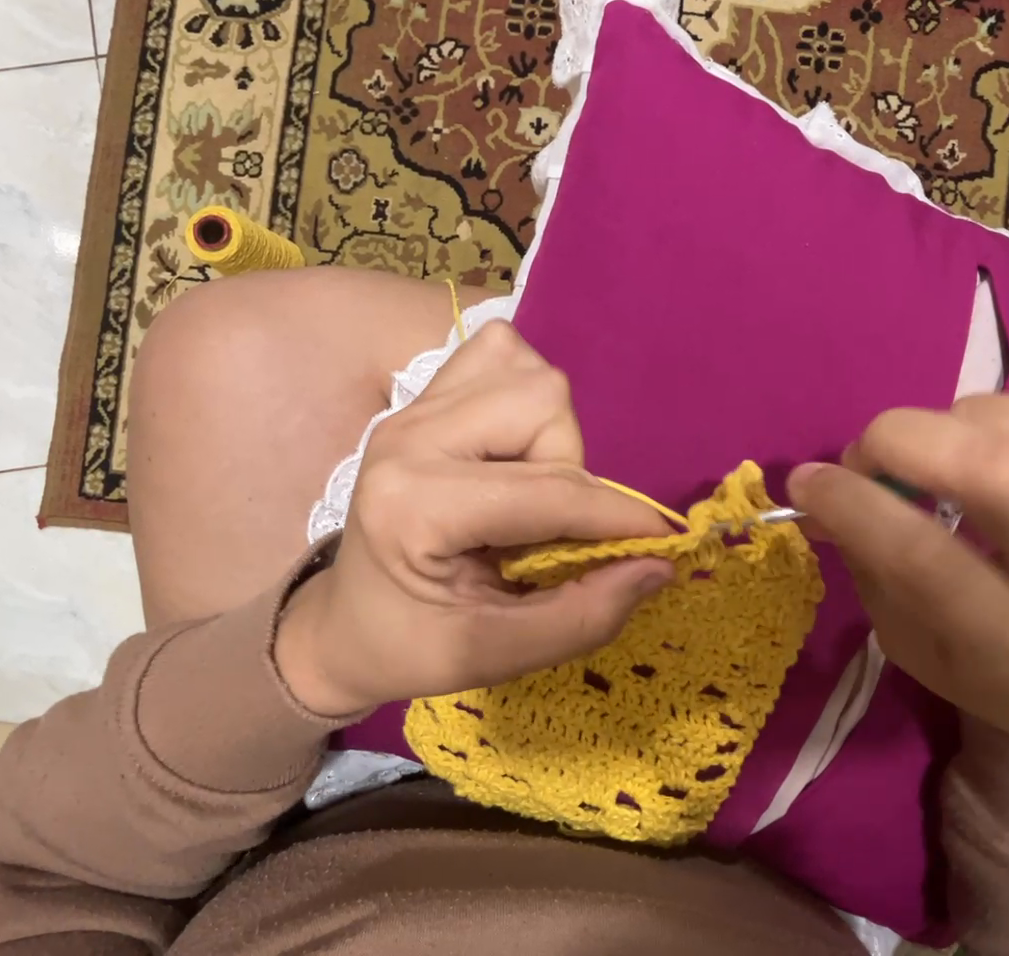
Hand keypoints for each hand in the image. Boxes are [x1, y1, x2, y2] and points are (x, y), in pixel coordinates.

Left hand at [275, 323, 676, 716]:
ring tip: (529, 488)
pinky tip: (515, 447)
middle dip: (570, 469)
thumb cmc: (412, 644)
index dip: (618, 518)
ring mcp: (412, 407)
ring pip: (527, 370)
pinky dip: (526, 394)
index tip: (663, 540)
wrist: (344, 620)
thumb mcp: (493, 655)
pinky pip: (498, 354)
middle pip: (541, 400)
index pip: (545, 492)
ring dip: (551, 432)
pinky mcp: (422, 397)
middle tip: (548, 527)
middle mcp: (408, 436)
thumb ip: (582, 615)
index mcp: (414, 506)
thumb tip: (659, 564)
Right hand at [788, 394, 1008, 746]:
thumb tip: (819, 486)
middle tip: (873, 454)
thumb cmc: (976, 666)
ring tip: (944, 445)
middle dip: (914, 442)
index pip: (926, 559)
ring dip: (975, 419)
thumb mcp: (902, 638)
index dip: (854, 505)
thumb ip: (864, 558)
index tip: (806, 483)